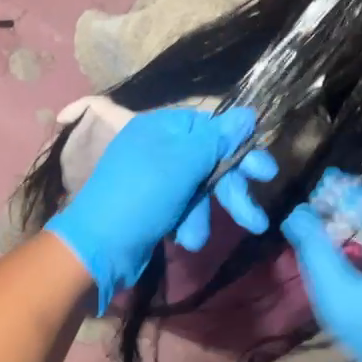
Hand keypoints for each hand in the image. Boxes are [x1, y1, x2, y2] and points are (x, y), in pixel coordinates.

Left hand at [47, 106, 275, 314]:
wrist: (98, 248)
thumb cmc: (143, 196)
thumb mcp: (185, 163)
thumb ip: (219, 138)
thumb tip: (248, 113)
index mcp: (162, 126)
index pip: (211, 126)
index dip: (238, 147)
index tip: (263, 171)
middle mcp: (158, 146)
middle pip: (209, 159)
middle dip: (229, 190)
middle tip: (255, 218)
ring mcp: (155, 178)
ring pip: (199, 189)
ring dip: (202, 214)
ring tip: (194, 236)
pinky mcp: (154, 206)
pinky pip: (183, 208)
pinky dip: (187, 224)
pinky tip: (182, 239)